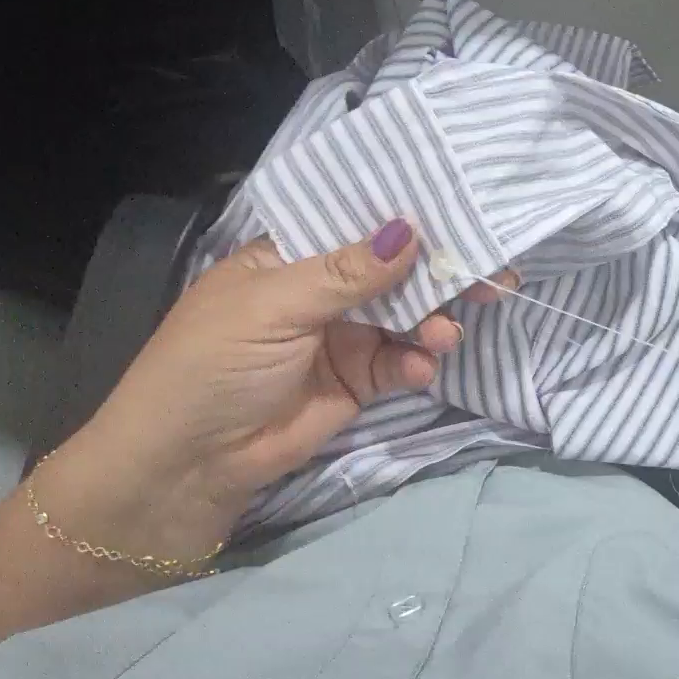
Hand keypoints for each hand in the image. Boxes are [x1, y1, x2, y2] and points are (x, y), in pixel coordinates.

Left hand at [37, 218, 506, 565]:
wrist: (185, 467)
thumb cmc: (212, 366)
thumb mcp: (273, 308)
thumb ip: (346, 273)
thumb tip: (410, 230)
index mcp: (291, 257)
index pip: (357, 225)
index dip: (407, 217)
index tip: (463, 212)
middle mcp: (324, 291)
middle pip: (395, 271)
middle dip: (441, 272)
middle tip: (493, 277)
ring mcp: (344, 336)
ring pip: (407, 316)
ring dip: (434, 321)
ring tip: (445, 335)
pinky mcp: (359, 381)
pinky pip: (402, 363)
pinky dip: (418, 364)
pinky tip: (420, 370)